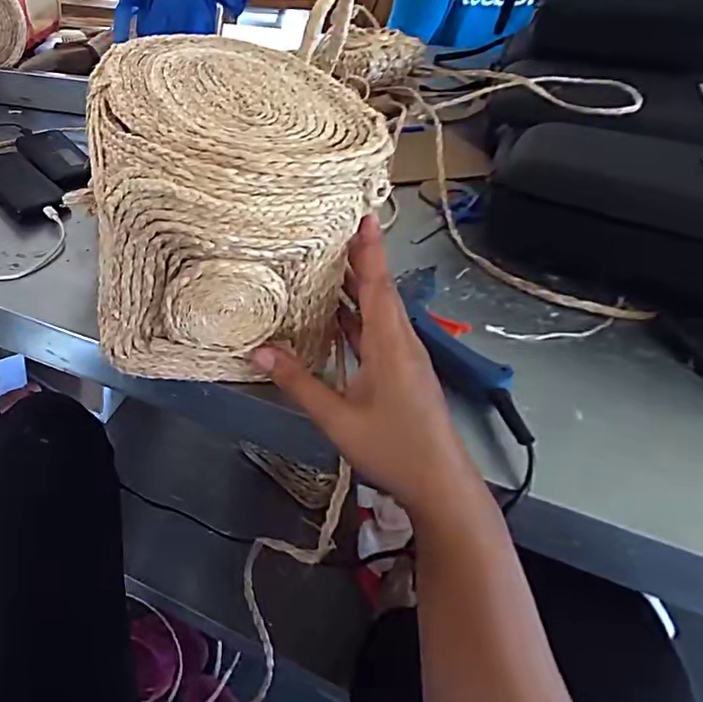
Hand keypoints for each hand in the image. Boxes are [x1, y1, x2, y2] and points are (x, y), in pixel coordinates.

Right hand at [250, 216, 472, 517]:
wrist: (442, 485)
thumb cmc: (394, 448)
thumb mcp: (338, 417)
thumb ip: (299, 382)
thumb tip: (260, 350)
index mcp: (390, 343)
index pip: (377, 284)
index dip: (369, 249)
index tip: (363, 215)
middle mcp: (400, 341)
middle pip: (378, 289)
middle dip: (360, 257)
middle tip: (334, 228)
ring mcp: (403, 356)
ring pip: (379, 308)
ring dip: (358, 283)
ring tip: (330, 259)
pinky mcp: (401, 369)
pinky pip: (377, 328)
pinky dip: (358, 312)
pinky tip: (338, 313)